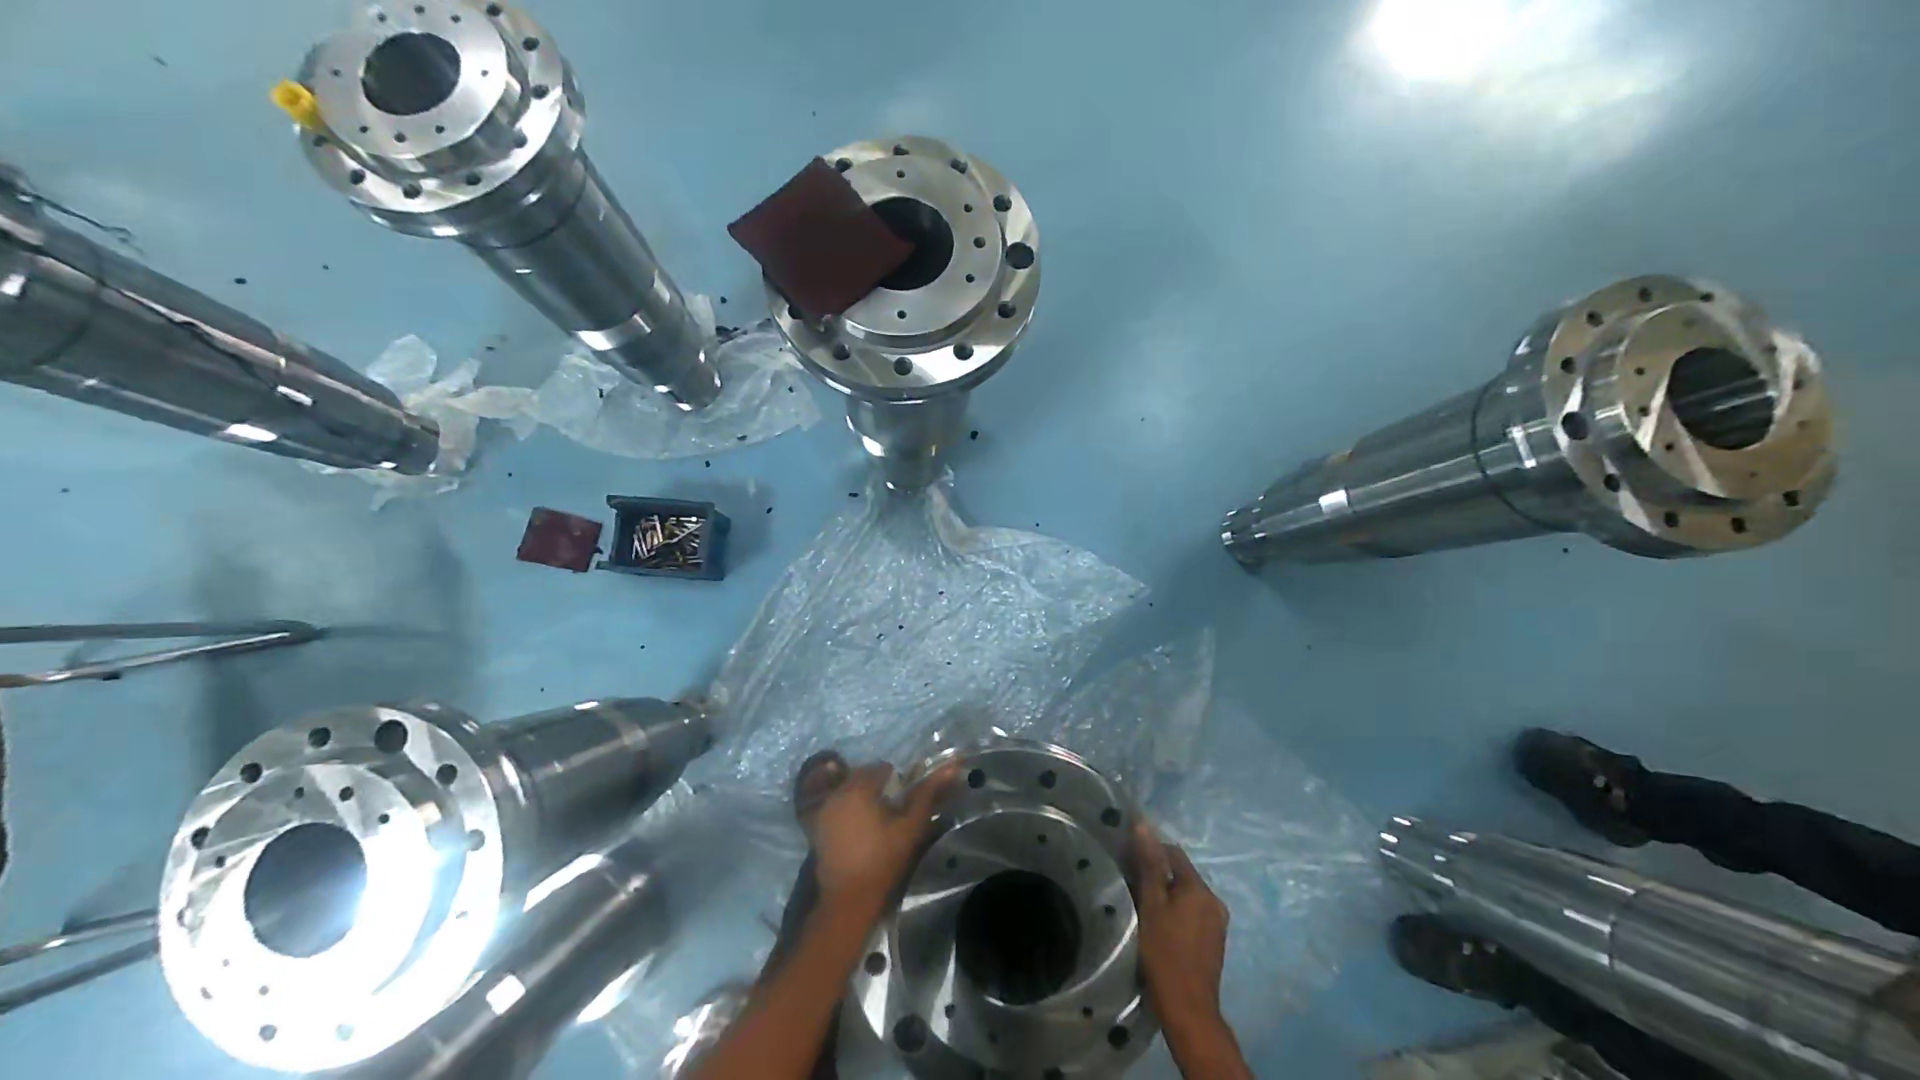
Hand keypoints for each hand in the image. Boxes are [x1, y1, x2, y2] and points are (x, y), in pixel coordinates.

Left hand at [808, 760, 958, 915]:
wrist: (849, 898)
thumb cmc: (883, 860)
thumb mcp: (911, 826)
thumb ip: (929, 794)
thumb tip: (953, 766)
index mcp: (859, 788)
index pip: (882, 768)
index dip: (896, 781)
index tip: (903, 801)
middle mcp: (837, 791)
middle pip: (862, 775)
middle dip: (878, 786)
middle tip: (892, 811)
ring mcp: (823, 808)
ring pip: (847, 788)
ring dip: (862, 796)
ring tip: (876, 820)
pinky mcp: (817, 825)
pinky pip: (835, 803)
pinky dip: (848, 808)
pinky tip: (859, 829)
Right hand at [1132, 823, 1230, 1033]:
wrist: (1188, 1008)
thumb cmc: (1164, 953)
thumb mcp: (1151, 905)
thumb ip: (1149, 864)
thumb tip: (1142, 825)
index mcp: (1200, 889)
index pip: (1173, 852)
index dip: (1149, 850)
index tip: (1126, 858)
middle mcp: (1214, 900)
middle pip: (1181, 873)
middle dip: (1156, 872)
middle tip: (1129, 881)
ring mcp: (1217, 922)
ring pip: (1186, 894)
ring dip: (1165, 892)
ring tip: (1140, 902)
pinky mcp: (1214, 940)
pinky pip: (1192, 912)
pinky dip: (1175, 910)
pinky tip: (1158, 923)